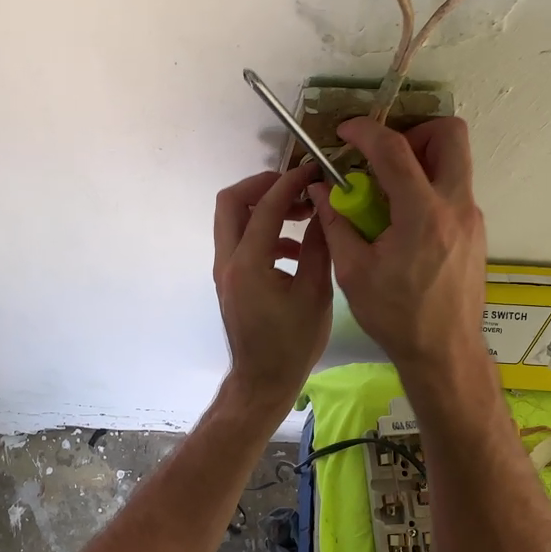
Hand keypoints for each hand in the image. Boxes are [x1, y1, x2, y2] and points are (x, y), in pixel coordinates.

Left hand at [213, 161, 332, 405]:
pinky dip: (264, 232)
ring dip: (264, 208)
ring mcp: (225, 271)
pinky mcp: (231, 280)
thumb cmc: (292, 344)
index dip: (291, 182)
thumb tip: (326, 210)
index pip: (265, 206)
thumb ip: (318, 247)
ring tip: (304, 214)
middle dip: (263, 185)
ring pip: (233, 220)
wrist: (262, 381)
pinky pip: (241, 241)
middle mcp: (227, 262)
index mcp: (248, 264)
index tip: (315, 170)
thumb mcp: (315, 293)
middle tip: (298, 187)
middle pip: (231, 202)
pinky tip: (296, 248)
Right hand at [308, 116, 487, 372]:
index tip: (345, 133)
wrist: (444, 352)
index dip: (365, 131)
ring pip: (455, 162)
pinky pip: (454, 191)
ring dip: (420, 162)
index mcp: (422, 213)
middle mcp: (456, 206)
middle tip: (383, 156)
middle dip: (413, 133)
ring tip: (387, 194)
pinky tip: (401, 223)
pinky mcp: (475, 233)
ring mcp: (472, 218)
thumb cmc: (395, 316)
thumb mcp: (353, 272)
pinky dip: (427, 189)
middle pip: (450, 134)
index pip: (395, 149)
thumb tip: (323, 191)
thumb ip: (337, 223)